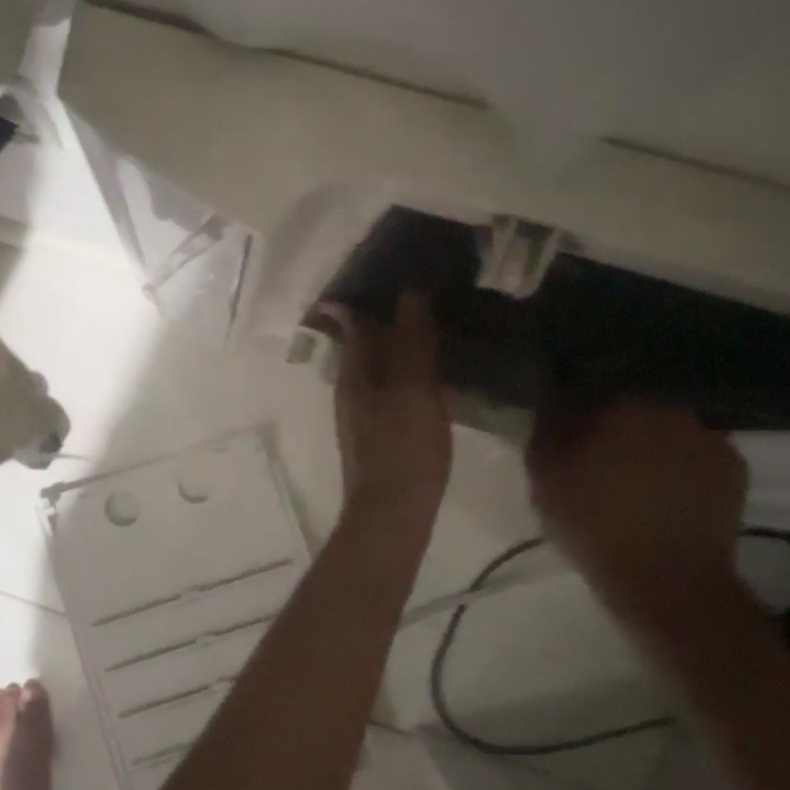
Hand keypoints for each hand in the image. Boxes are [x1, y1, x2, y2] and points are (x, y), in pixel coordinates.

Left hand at [324, 291, 450, 514]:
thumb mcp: (412, 391)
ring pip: (379, 367)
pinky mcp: (378, 434)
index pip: (357, 321)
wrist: (391, 516)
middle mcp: (350, 388)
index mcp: (353, 373)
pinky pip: (391, 390)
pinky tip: (435, 377)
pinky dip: (408, 374)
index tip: (403, 273)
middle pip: (367, 343)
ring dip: (401, 346)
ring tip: (439, 328)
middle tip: (430, 294)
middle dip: (391, 319)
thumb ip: (410, 344)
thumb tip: (409, 294)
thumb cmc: (403, 450)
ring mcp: (362, 413)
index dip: (376, 297)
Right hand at [526, 399, 746, 608]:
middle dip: (614, 428)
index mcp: (617, 404)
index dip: (570, 414)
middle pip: (630, 408)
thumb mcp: (544, 478)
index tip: (561, 436)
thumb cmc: (593, 526)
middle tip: (598, 460)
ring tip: (635, 481)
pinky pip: (696, 456)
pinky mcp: (734, 467)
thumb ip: (547, 431)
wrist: (669, 581)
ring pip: (666, 431)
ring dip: (650, 446)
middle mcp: (668, 408)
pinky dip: (682, 468)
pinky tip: (667, 496)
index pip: (584, 391)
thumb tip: (555, 405)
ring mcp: (708, 435)